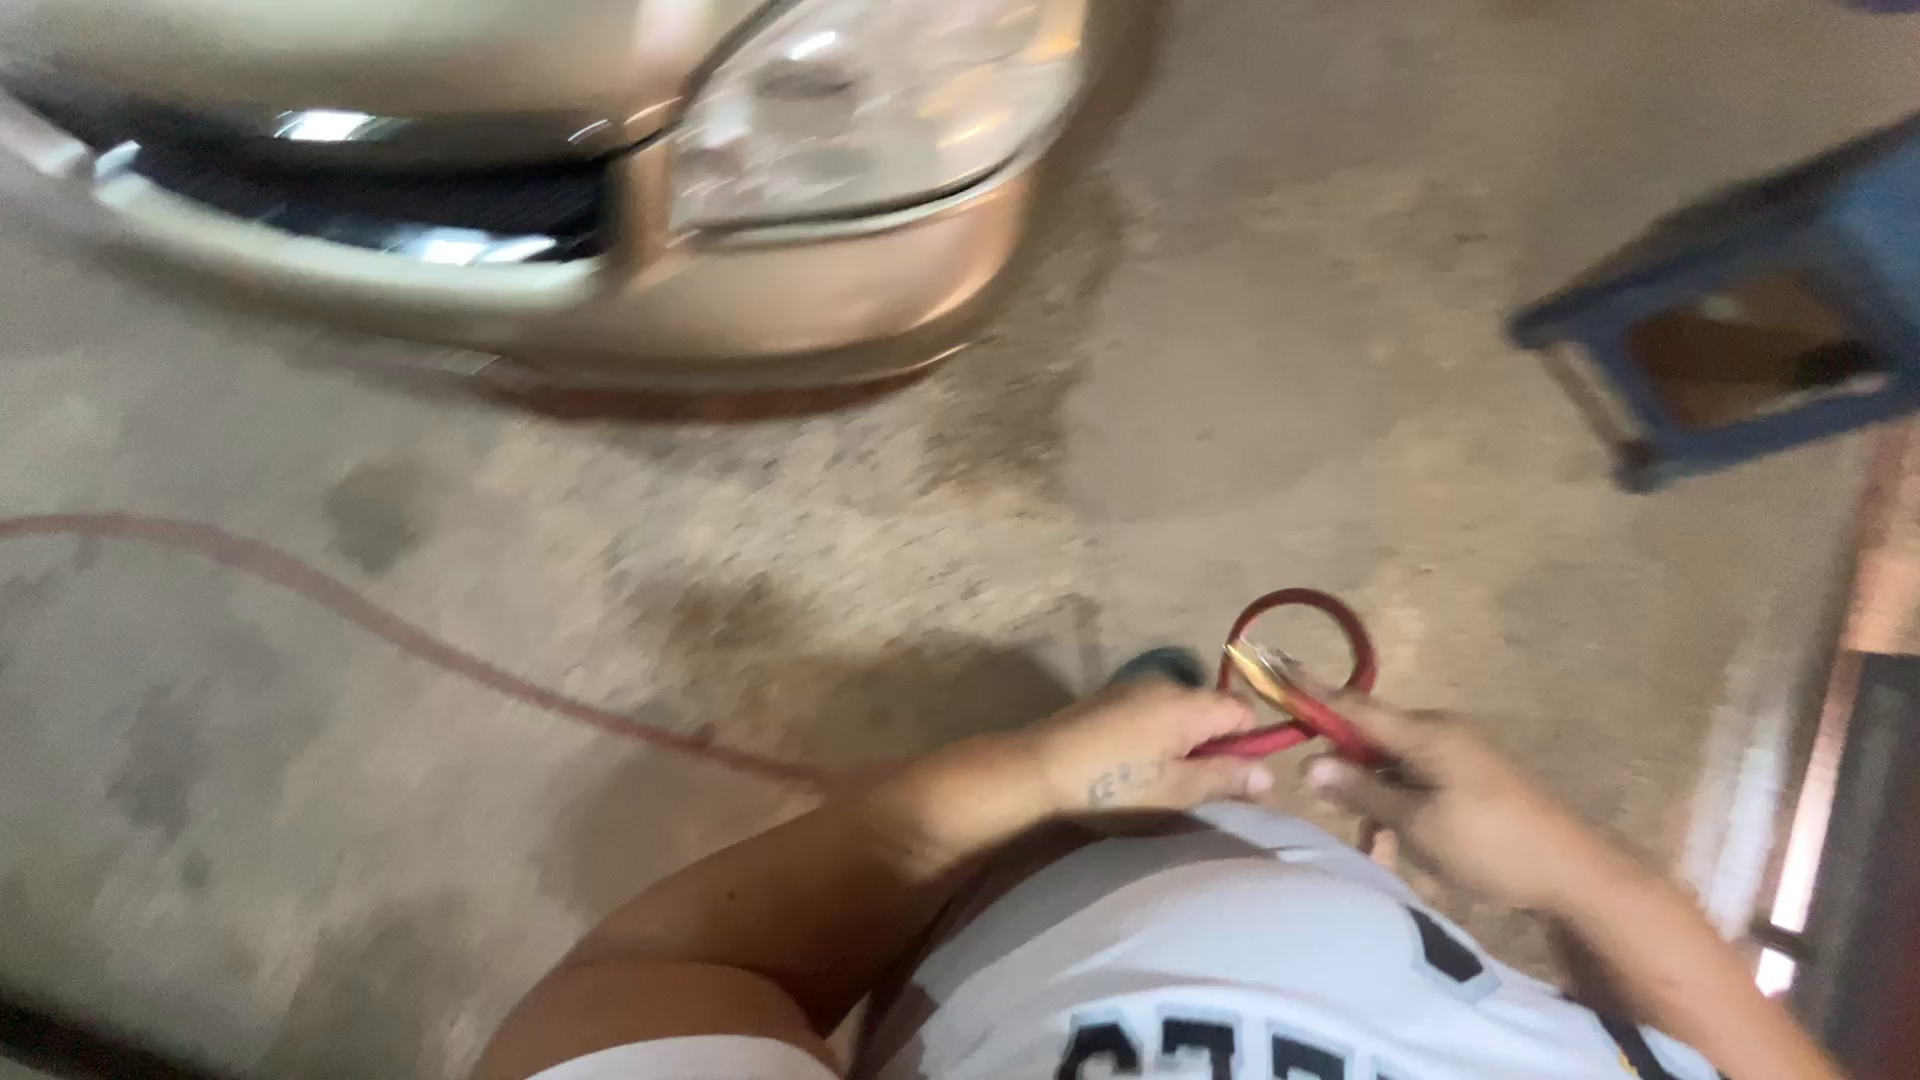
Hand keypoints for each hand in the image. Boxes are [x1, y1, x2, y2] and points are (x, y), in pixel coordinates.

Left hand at [1021, 681, 1274, 813]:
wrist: (1038, 768)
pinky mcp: (1107, 699)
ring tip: (1167, 782)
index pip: (1242, 711)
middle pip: (1210, 709)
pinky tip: (1137, 767)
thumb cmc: (1113, 784)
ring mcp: (1131, 689)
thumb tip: (1269, 774)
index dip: (1250, 745)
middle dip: (1217, 745)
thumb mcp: (1176, 790)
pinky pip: (1151, 712)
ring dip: (1185, 742)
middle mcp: (1162, 685)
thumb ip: (1224, 777)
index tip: (1240, 782)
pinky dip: (1157, 736)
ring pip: (1179, 712)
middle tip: (1202, 789)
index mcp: (1186, 704)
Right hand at [1301, 695, 1625, 911]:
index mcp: (1424, 734)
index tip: (1275, 667)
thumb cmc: (1492, 845)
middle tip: (1332, 807)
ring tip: (1378, 847)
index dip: (1311, 690)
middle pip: (1369, 738)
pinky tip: (1402, 845)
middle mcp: (1439, 732)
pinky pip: (1415, 780)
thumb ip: (1360, 789)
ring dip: (1375, 799)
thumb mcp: (1416, 823)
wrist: (1584, 879)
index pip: (1352, 705)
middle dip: (1345, 770)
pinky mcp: (1470, 776)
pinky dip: (1400, 806)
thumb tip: (1309, 763)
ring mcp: (1457, 754)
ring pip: (1391, 766)